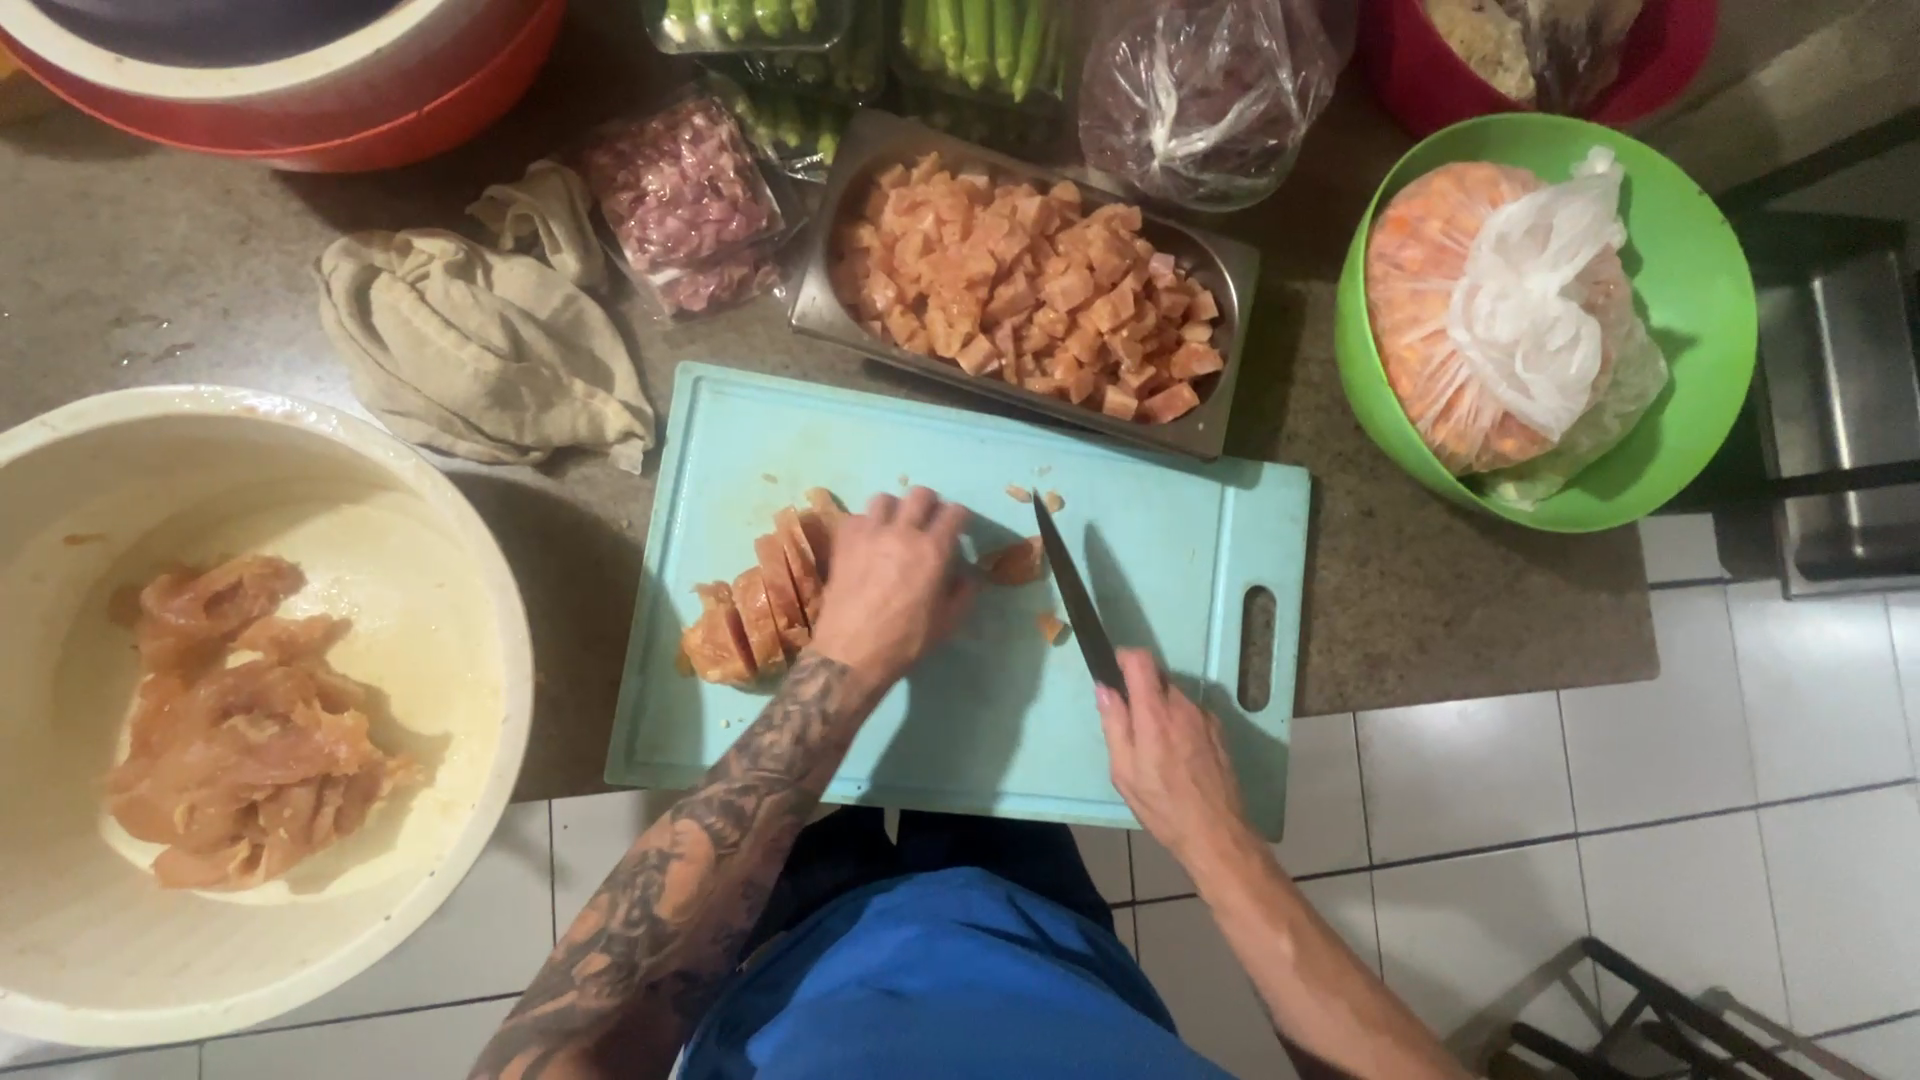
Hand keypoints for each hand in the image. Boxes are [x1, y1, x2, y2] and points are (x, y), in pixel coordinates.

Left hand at [807, 487, 975, 694]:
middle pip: (920, 494)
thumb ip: (963, 593)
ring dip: (895, 509)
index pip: (954, 513)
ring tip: (894, 526)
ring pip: (885, 498)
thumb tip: (966, 575)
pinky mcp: (844, 542)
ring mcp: (869, 534)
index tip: (959, 527)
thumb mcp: (947, 623)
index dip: (961, 516)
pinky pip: (856, 517)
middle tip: (929, 522)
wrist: (851, 653)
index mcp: (933, 551)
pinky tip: (867, 541)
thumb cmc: (905, 642)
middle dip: (930, 504)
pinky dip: (865, 524)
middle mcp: (902, 533)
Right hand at [1095, 648, 1255, 866]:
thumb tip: (1104, 689)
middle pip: (1157, 677)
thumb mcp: (1124, 770)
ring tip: (1154, 746)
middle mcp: (1183, 706)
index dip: (1124, 658)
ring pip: (1175, 696)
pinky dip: (1178, 722)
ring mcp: (1205, 717)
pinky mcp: (1219, 731)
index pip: (1141, 661)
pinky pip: (1191, 713)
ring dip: (1160, 707)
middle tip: (1129, 722)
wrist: (1216, 834)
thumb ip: (1114, 723)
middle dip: (1140, 690)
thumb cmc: (1162, 806)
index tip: (1114, 671)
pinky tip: (1177, 754)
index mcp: (1155, 714)